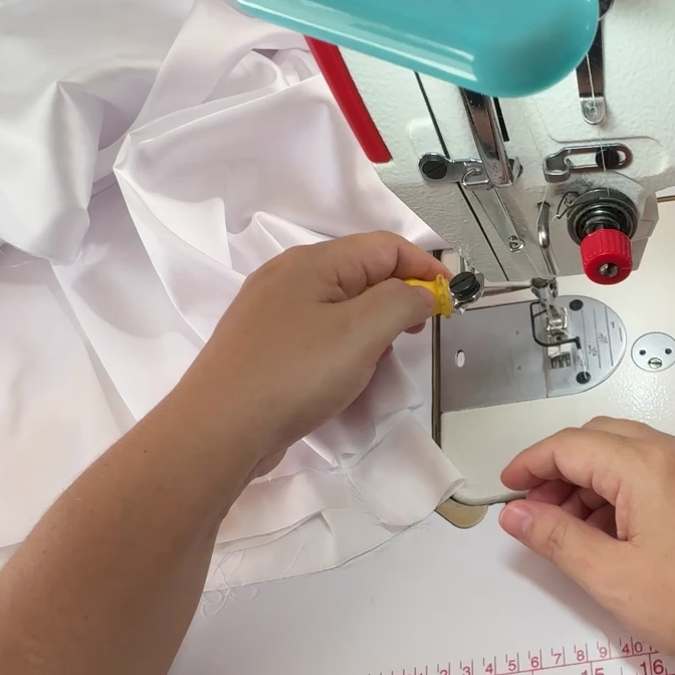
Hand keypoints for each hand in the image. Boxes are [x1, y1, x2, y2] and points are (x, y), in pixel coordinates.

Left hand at [174, 232, 445, 476]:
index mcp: (313, 263)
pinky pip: (322, 329)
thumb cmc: (296, 374)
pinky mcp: (267, 344)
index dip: (425, 267)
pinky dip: (349, 341)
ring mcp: (273, 311)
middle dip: (401, 295)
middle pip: (362, 271)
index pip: (384, 247)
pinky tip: (351, 370)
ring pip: (342, 302)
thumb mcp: (362, 332)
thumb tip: (420, 294)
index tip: (452, 298)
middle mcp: (289, 277)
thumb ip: (401, 303)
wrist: (221, 427)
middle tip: (420, 330)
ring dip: (376, 322)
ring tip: (386, 354)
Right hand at [498, 419, 674, 674]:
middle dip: (561, 469)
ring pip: (631, 454)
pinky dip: (624, 491)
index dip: (531, 463)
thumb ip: (555, 538)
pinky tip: (613, 533)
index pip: (573, 444)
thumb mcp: (610, 577)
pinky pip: (658, 473)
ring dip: (593, 481)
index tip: (506, 489)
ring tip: (571, 531)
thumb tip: (515, 513)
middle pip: (602, 439)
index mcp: (650, 465)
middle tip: (536, 512)